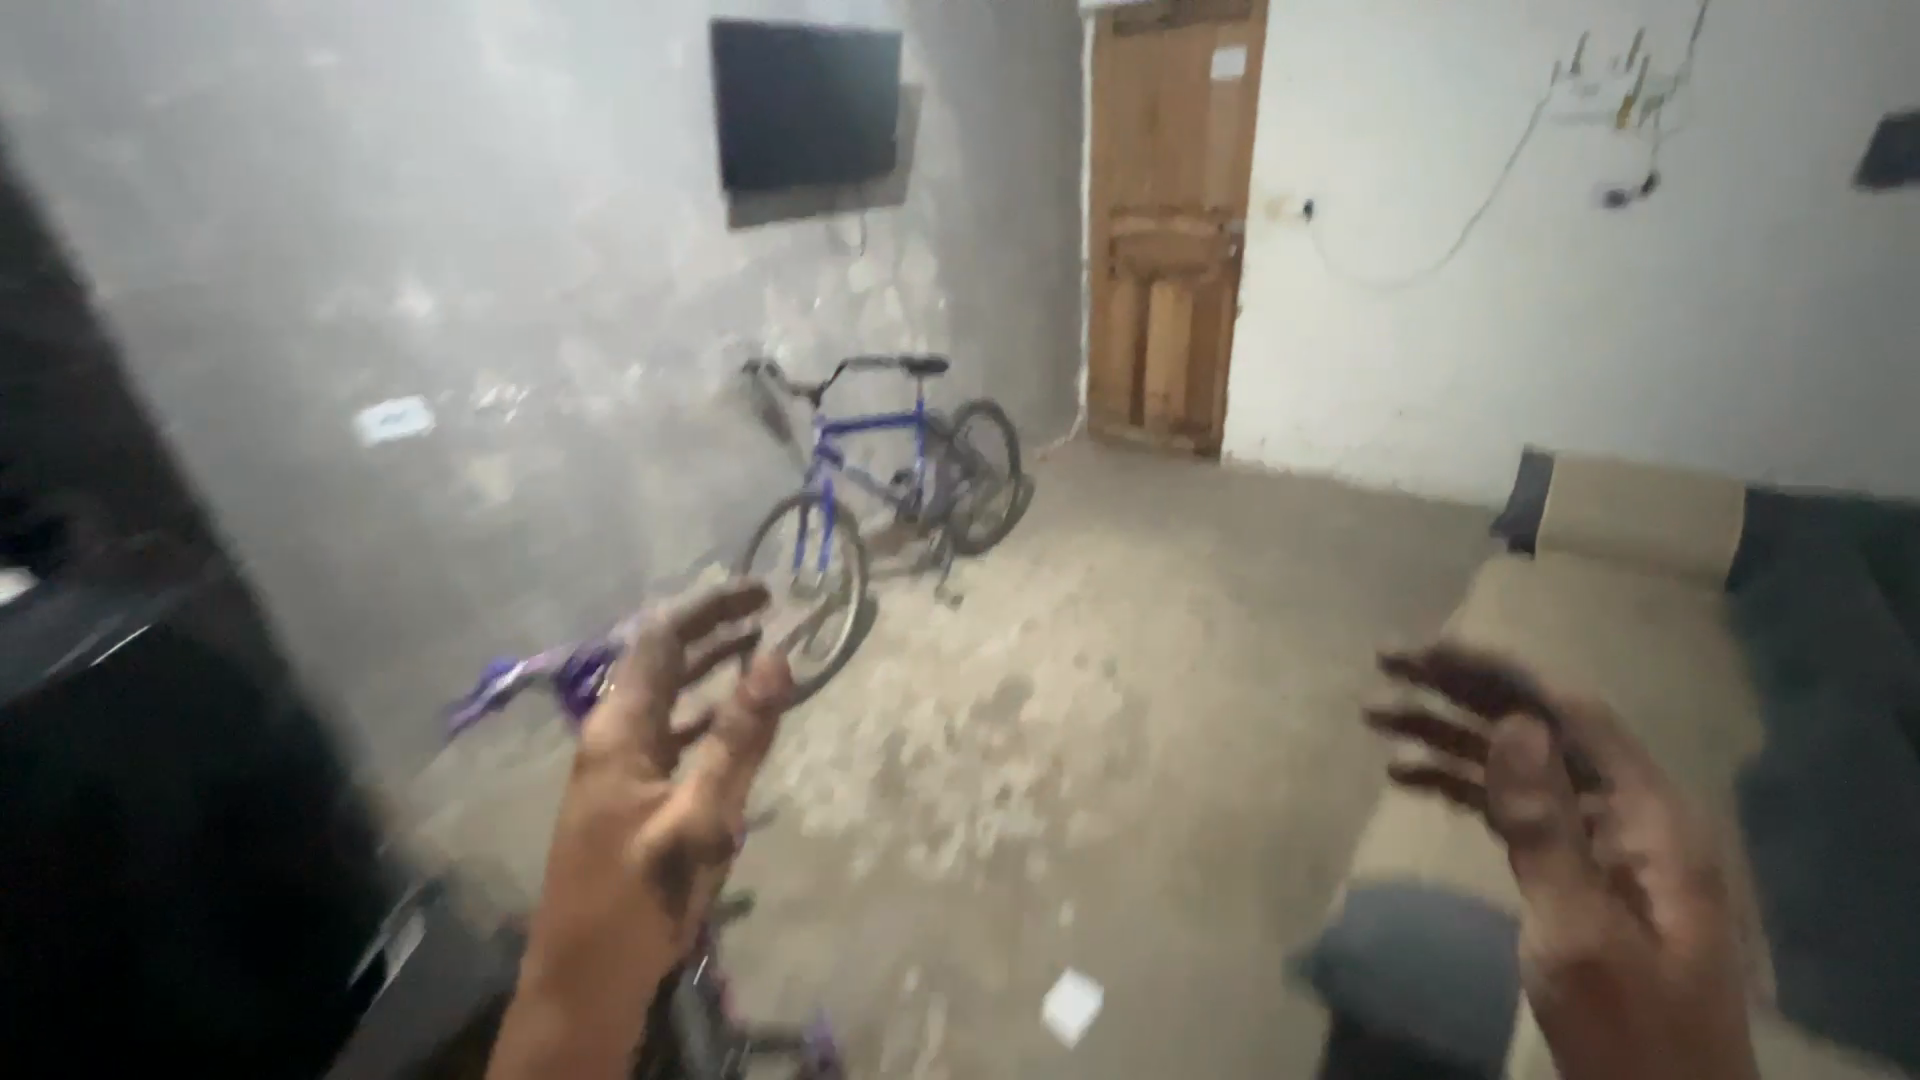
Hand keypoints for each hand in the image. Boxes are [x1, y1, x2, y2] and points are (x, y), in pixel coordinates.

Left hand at [488, 581, 793, 1079]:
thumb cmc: (640, 899)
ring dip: (711, 668)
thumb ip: (740, 736)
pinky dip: (707, 714)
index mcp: (620, 730)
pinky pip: (672, 734)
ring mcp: (619, 767)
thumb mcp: (701, 817)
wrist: (582, 985)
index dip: (711, 607)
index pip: (663, 640)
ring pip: (668, 697)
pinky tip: (736, 721)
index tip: (764, 593)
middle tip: (770, 611)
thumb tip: (776, 657)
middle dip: (714, 629)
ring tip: (760, 650)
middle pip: (662, 661)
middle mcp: (614, 736)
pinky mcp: (630, 796)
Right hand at [1369, 644, 1756, 1079]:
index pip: (1570, 714)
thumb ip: (1546, 824)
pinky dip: (1455, 783)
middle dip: (1459, 690)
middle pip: (1535, 727)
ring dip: (1444, 734)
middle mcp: (1625, 814)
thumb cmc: (1626, 1026)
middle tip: (1387, 662)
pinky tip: (1405, 774)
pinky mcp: (1568, 866)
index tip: (1428, 650)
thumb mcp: (1579, 929)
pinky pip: (1506, 804)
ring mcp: (1597, 840)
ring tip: (1374, 714)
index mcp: (1650, 819)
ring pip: (1512, 762)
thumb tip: (1516, 726)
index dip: (1498, 672)